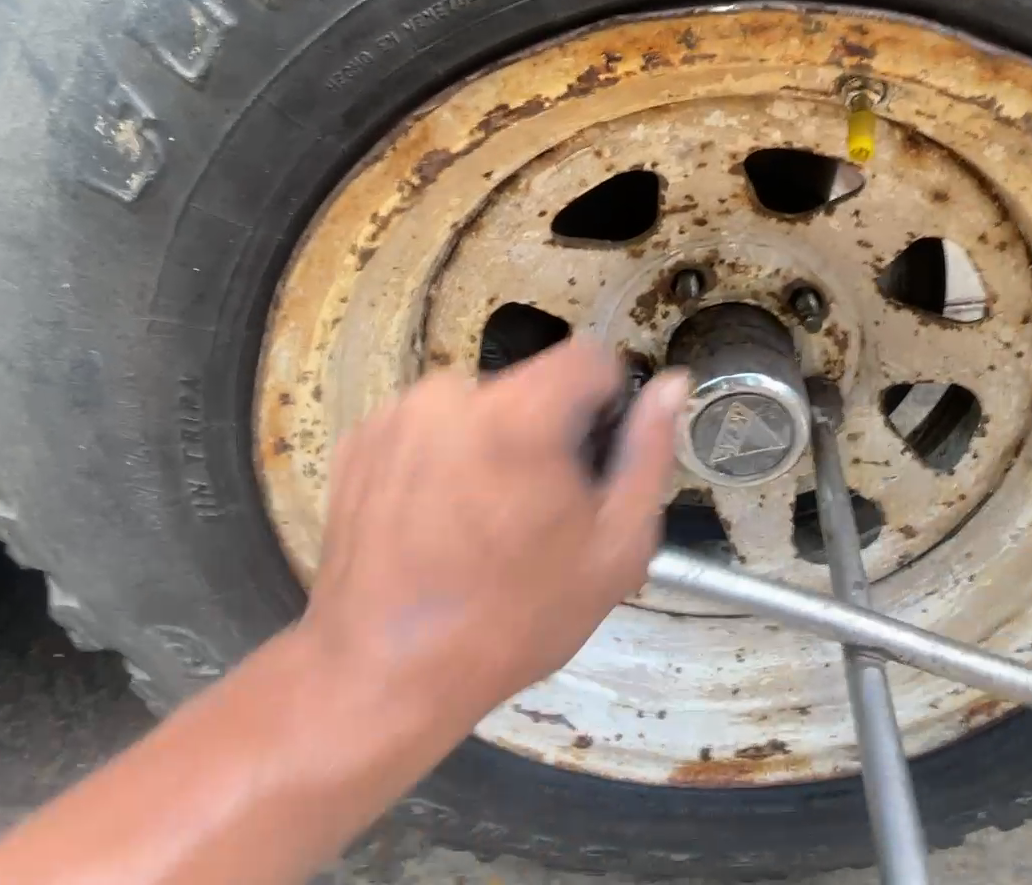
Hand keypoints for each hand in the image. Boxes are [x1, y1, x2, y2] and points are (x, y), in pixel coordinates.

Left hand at [298, 338, 687, 717]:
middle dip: (549, 431)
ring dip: (496, 443)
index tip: (595, 456)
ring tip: (486, 520)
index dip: (606, 401)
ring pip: (481, 405)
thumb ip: (649, 453)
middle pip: (533, 385)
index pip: (589, 356)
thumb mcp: (616, 547)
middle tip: (541, 508)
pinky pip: (431, 426)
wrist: (386, 674)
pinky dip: (447, 456)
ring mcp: (398, 416)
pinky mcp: (361, 440)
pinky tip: (441, 520)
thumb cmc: (516, 617)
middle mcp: (452, 396)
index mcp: (520, 415)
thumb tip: (670, 386)